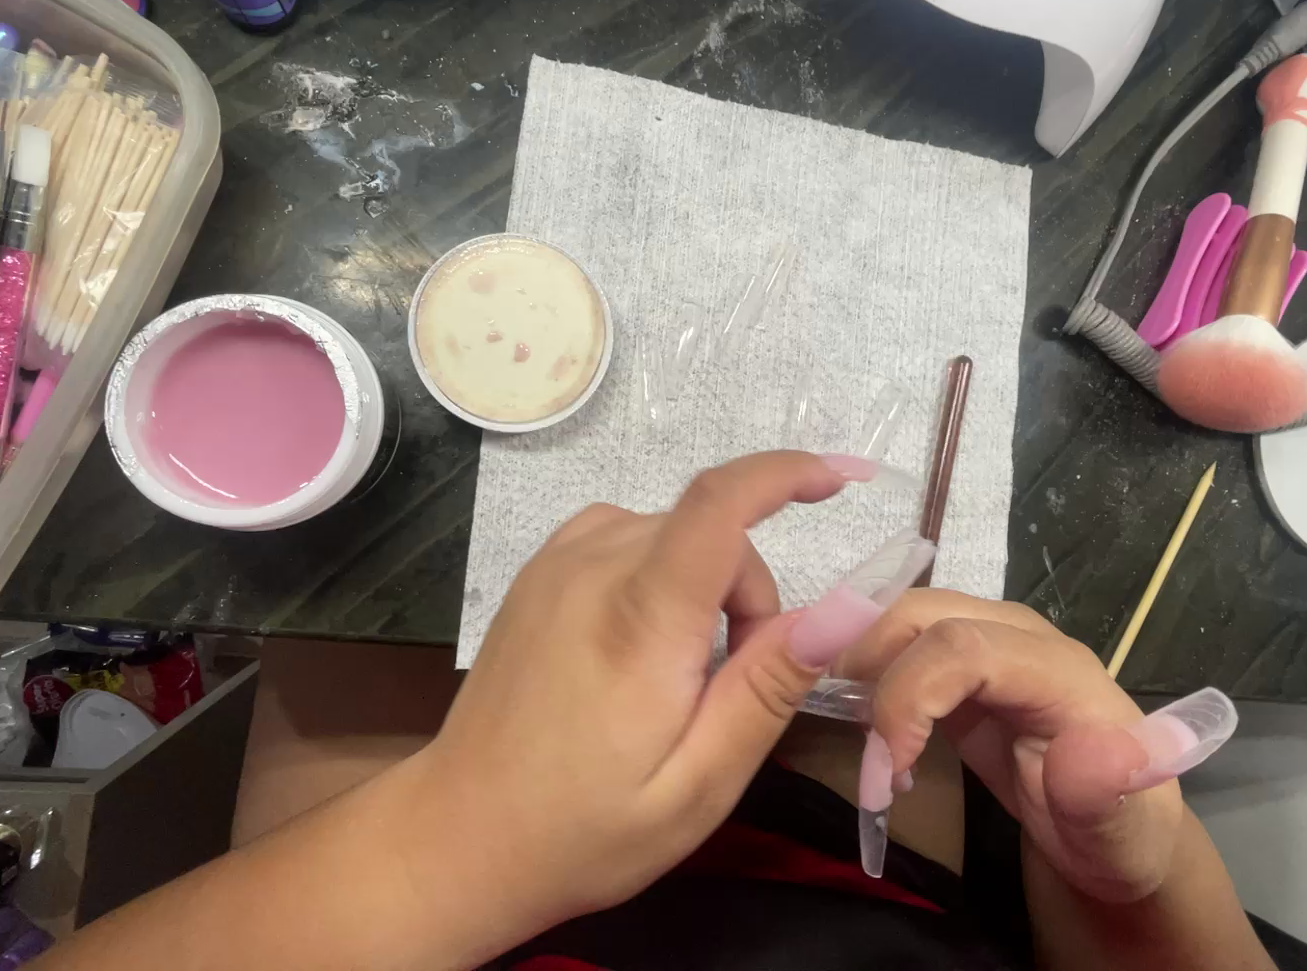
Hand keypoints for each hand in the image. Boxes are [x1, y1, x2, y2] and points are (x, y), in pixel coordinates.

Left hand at [398, 450, 893, 945]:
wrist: (459, 832)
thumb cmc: (585, 827)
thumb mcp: (699, 781)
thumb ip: (770, 685)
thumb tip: (846, 607)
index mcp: (639, 617)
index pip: (720, 503)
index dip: (787, 474)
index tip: (842, 478)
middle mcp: (594, 564)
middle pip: (710, 532)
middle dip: (747, 595)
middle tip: (730, 682)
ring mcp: (558, 559)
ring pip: (674, 533)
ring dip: (705, 584)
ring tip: (681, 669)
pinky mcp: (540, 568)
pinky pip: (629, 535)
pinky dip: (662, 569)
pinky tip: (642, 632)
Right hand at [839, 591, 1235, 903]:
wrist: (1113, 822)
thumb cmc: (1118, 830)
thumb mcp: (1120, 836)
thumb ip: (1105, 795)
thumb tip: (1100, 754)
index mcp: (1058, 670)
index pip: (961, 646)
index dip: (909, 695)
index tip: (890, 766)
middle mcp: (1019, 634)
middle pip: (923, 612)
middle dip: (871, 663)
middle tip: (853, 732)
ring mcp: (988, 635)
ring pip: (906, 615)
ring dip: (866, 661)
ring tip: (857, 726)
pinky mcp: (963, 653)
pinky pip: (905, 636)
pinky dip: (874, 667)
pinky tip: (870, 717)